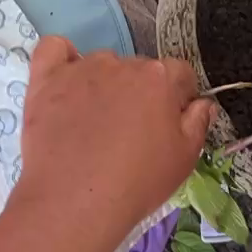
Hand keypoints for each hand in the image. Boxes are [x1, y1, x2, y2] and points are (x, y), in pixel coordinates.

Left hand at [10, 37, 213, 251]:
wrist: (74, 201)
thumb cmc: (136, 183)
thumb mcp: (184, 159)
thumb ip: (198, 123)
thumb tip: (204, 103)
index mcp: (161, 78)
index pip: (179, 73)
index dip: (177, 98)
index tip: (168, 124)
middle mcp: (123, 64)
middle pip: (140, 70)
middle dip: (140, 93)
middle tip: (130, 132)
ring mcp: (82, 68)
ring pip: (101, 64)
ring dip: (104, 83)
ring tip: (93, 123)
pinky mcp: (47, 79)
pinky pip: (54, 49)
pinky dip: (62, 59)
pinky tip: (65, 81)